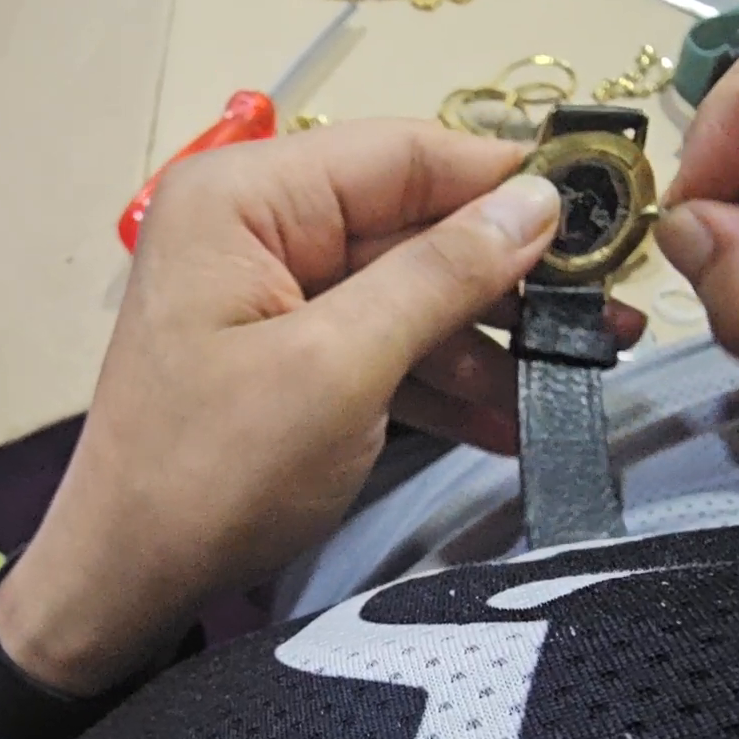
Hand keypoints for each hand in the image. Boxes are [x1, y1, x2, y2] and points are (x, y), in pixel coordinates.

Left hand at [0, 121, 640, 695]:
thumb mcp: (337, 369)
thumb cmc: (215, 473)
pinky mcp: (290, 362)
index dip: (502, 180)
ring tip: (578, 378)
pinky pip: (379, 354)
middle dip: (506, 283)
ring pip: (404, 302)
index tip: (600, 208)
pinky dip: (439, 389)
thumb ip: (439, 277)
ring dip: (485, 350)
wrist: (131, 580)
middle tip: (608, 314)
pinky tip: (510, 423)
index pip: (398, 157)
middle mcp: (258, 234)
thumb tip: (537, 204)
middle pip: (409, 234)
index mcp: (246, 202)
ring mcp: (275, 303)